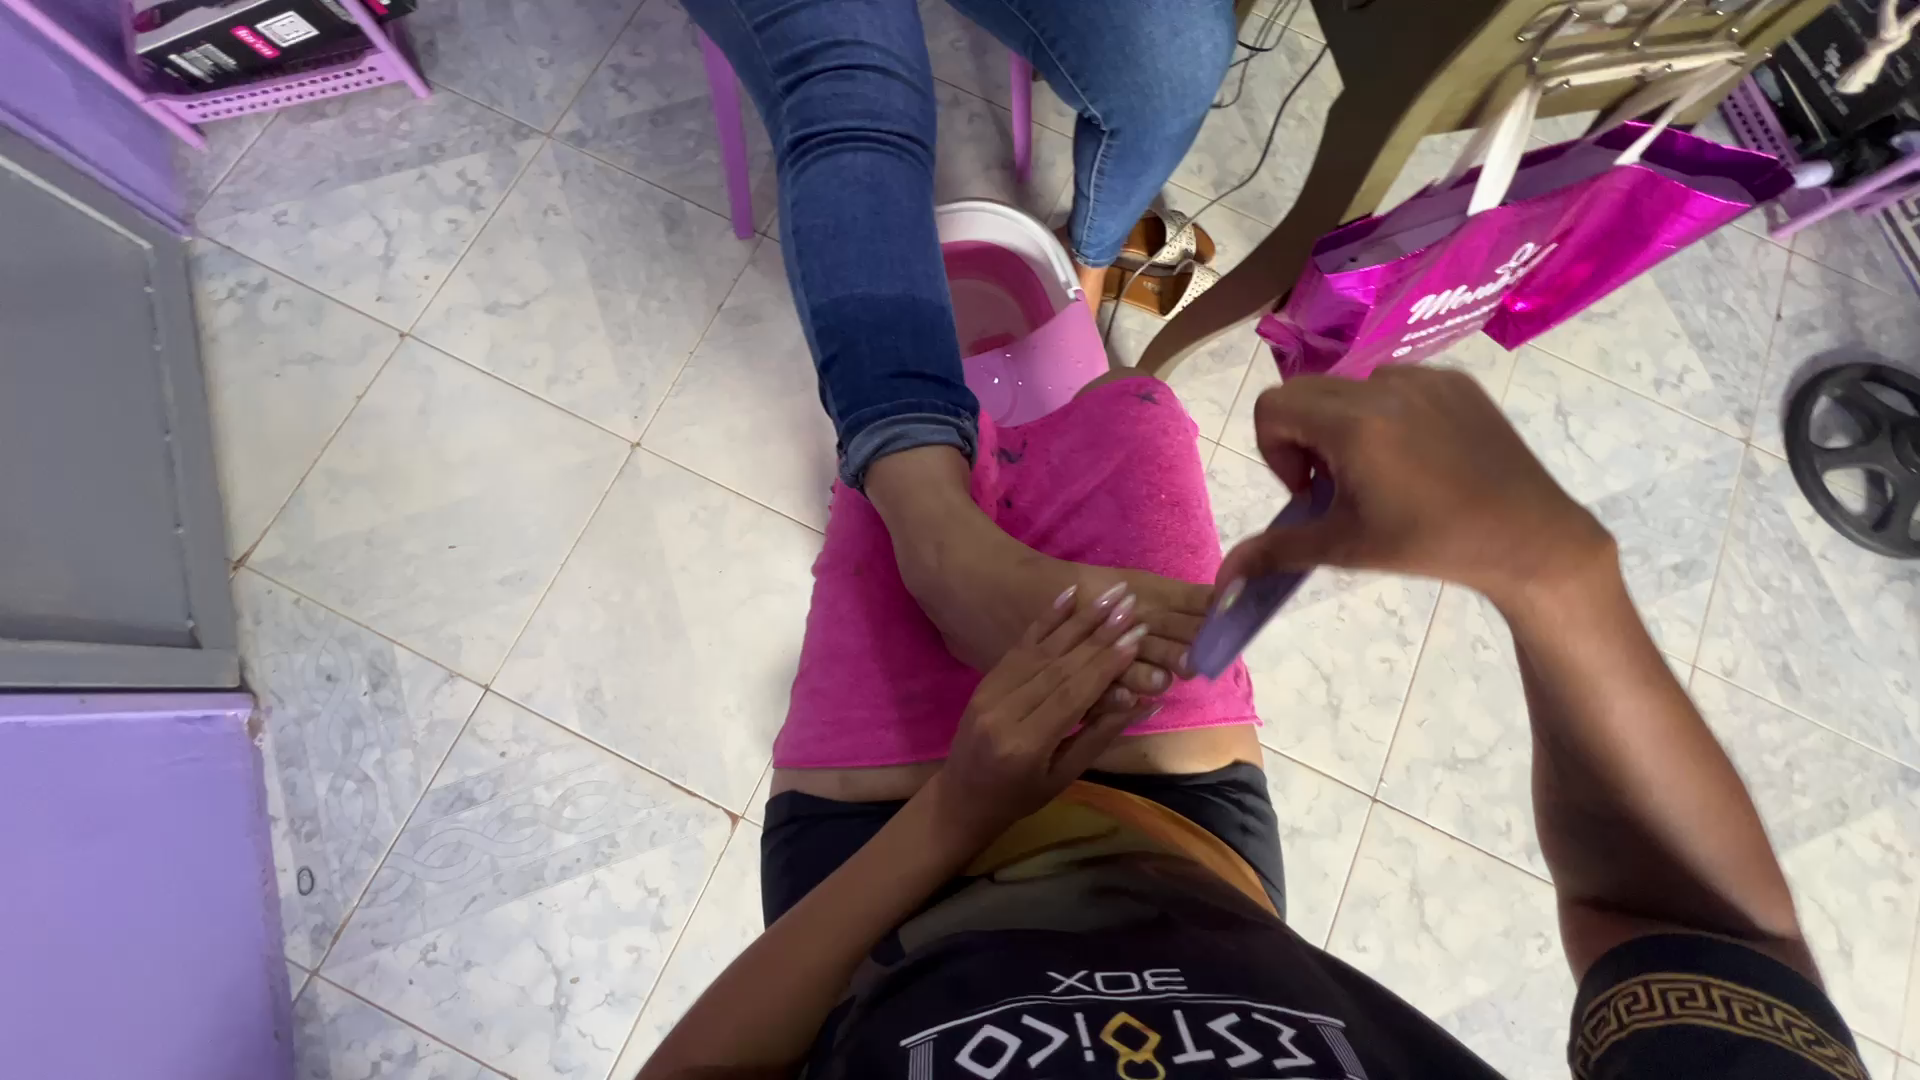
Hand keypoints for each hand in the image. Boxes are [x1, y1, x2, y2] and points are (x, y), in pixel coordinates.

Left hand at [929, 583, 1156, 843]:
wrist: (962, 797)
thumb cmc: (1020, 797)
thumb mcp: (1063, 777)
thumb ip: (1100, 735)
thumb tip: (1144, 700)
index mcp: (1026, 744)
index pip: (1072, 695)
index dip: (1106, 665)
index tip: (1138, 637)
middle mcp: (1004, 712)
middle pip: (1059, 666)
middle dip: (1100, 635)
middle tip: (1132, 607)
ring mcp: (990, 692)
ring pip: (1042, 650)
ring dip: (1080, 620)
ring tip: (1111, 595)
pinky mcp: (986, 679)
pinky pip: (1021, 645)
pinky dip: (1047, 619)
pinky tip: (1070, 596)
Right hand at [1218, 366, 1614, 611]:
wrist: (1531, 537)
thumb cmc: (1429, 544)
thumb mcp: (1344, 548)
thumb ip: (1274, 551)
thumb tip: (1222, 576)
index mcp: (1354, 424)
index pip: (1271, 408)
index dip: (1274, 450)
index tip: (1309, 489)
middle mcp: (1384, 386)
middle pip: (1303, 393)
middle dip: (1301, 437)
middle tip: (1335, 483)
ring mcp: (1425, 378)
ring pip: (1346, 387)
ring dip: (1339, 424)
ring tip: (1375, 470)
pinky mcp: (1455, 381)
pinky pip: (1390, 385)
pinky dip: (1380, 415)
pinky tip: (1413, 457)